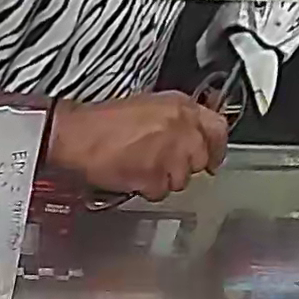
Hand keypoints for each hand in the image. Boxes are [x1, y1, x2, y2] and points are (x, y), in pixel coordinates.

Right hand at [48, 91, 228, 200]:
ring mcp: (169, 153)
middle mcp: (181, 128)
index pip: (218, 129)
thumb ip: (174, 121)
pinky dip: (147, 190)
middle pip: (200, 160)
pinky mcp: (154, 175)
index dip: (217, 148)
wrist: (80, 135)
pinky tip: (133, 177)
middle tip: (163, 167)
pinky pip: (160, 192)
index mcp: (181, 106)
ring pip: (180, 180)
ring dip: (164, 180)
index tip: (213, 158)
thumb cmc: (104, 123)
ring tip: (142, 169)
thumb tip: (187, 137)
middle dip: (184, 168)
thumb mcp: (148, 107)